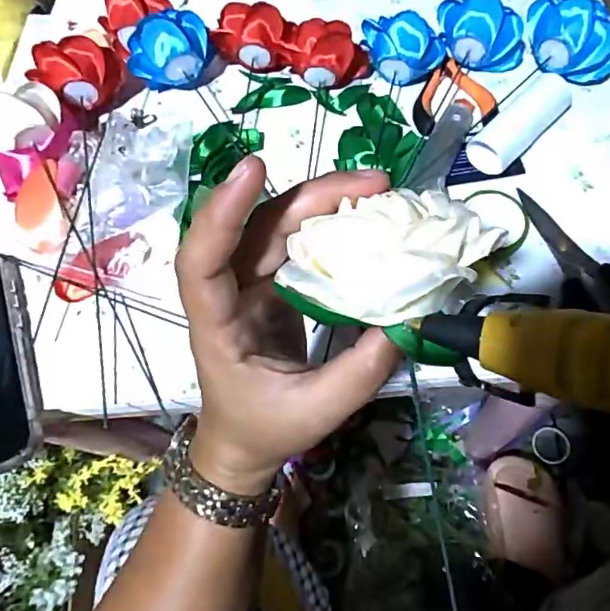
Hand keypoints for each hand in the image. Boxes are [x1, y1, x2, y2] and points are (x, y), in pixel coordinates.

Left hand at [175, 155, 403, 494]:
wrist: (243, 442)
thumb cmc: (267, 428)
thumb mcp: (319, 410)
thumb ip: (362, 371)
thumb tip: (407, 320)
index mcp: (217, 325)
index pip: (202, 262)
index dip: (222, 212)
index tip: (254, 168)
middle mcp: (228, 291)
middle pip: (257, 228)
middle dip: (311, 196)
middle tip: (375, 182)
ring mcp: (250, 283)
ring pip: (279, 226)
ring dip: (325, 201)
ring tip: (378, 189)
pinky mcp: (272, 282)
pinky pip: (297, 242)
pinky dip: (330, 223)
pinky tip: (363, 215)